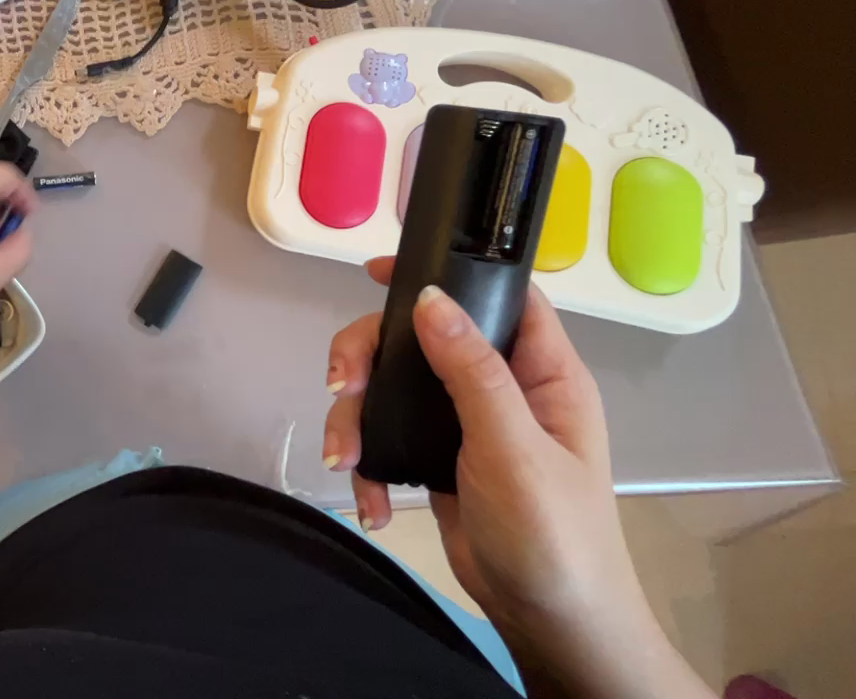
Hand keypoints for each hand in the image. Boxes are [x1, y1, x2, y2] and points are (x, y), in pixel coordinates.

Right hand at [323, 259, 707, 697]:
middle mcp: (495, 386)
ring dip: (354, 419)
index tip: (379, 271)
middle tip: (340, 385)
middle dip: (365, 358)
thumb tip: (430, 297)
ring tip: (344, 459)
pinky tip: (370, 499)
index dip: (446, 272)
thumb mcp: (513, 447)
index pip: (498, 298)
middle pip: (413, 339)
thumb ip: (472, 371)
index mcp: (538, 374)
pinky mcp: (429, 452)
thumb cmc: (552, 534)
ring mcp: (458, 420)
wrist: (547, 622)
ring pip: (384, 385)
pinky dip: (365, 462)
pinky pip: (379, 433)